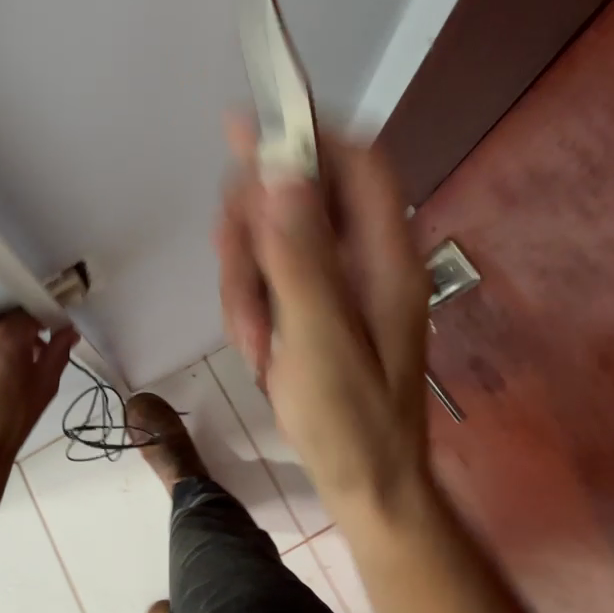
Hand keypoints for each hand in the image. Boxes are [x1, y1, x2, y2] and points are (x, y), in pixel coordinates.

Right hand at [215, 119, 434, 510]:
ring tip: (250, 335)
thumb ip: (300, 256)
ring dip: (244, 276)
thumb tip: (282, 172)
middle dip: (254, 223)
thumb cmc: (352, 421)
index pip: (359, 163)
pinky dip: (247, 301)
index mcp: (384, 257)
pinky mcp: (309, 299)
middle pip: (298, 194)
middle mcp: (362, 256)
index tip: (250, 130)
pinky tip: (255, 343)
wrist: (364, 482)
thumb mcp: (320, 340)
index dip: (311, 135)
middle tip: (228, 257)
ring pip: (270, 233)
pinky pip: (264, 271)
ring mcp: (334, 278)